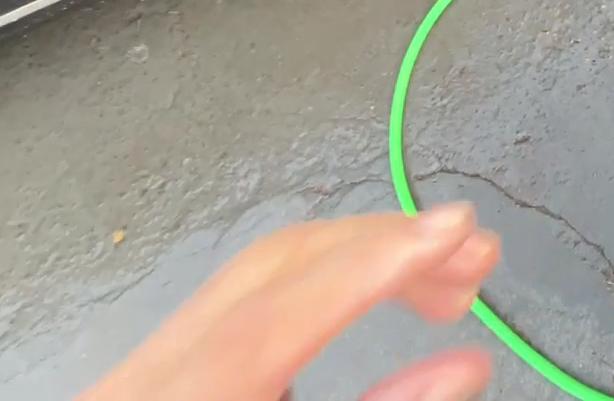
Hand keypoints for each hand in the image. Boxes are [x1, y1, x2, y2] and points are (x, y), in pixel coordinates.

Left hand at [81, 203, 500, 400]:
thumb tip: (472, 364)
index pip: (266, 324)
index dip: (369, 267)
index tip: (459, 227)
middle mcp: (133, 385)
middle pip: (274, 267)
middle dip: (391, 245)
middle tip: (479, 259)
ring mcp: (139, 369)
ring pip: (271, 265)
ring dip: (375, 252)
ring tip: (454, 278)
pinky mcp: (161, 364)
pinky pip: (261, 289)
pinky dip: (341, 274)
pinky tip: (388, 288)